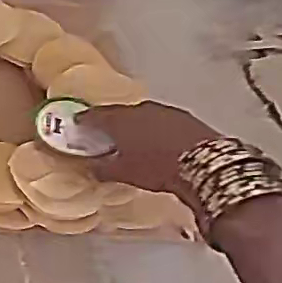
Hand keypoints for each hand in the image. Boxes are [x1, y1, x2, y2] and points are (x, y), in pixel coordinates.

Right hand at [75, 101, 218, 197]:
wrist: (204, 163)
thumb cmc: (156, 168)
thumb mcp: (124, 173)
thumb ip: (102, 168)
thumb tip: (90, 166)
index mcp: (119, 120)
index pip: (95, 115)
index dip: (84, 119)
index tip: (77, 123)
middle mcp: (139, 108)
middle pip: (118, 112)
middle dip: (109, 121)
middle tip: (102, 132)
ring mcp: (163, 110)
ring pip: (140, 114)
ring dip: (132, 124)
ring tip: (128, 138)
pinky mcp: (183, 116)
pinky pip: (159, 119)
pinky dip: (151, 127)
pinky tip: (154, 139)